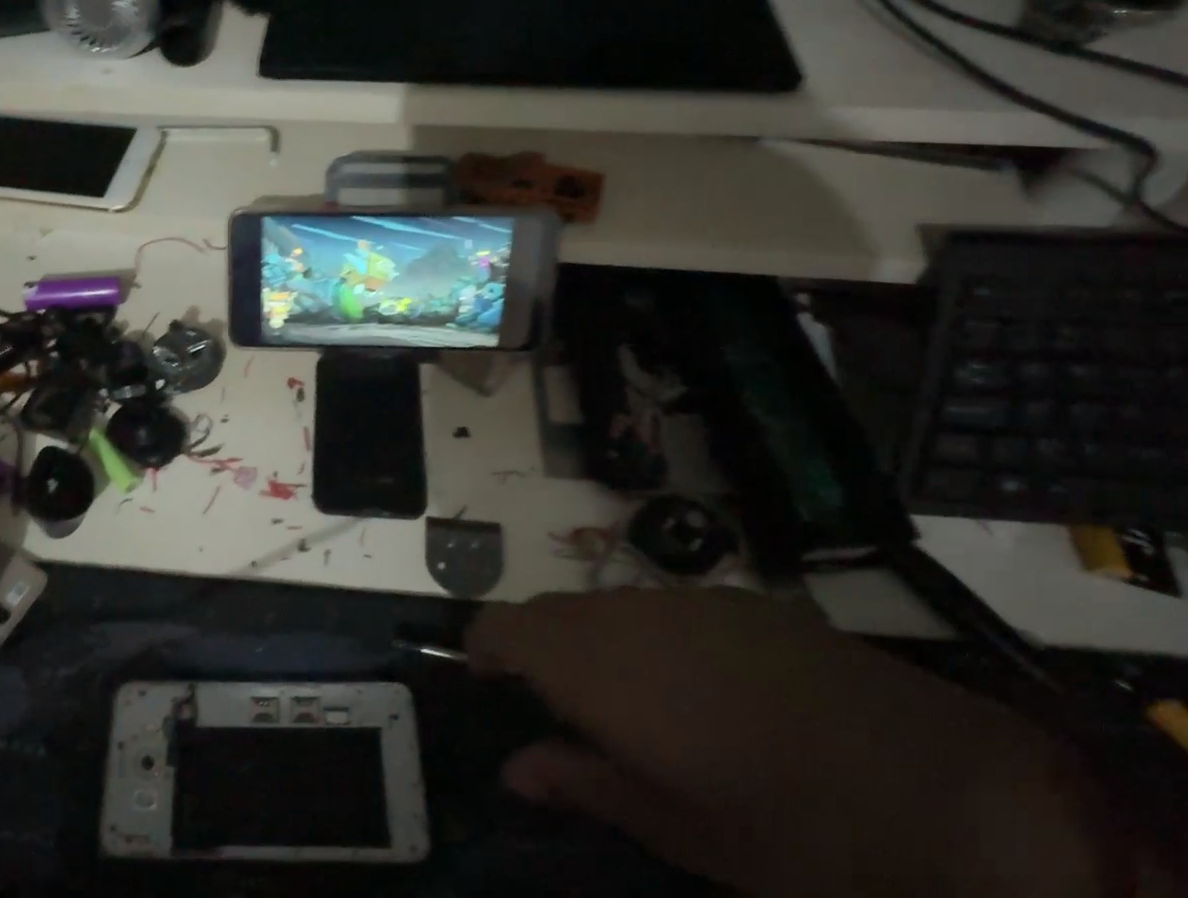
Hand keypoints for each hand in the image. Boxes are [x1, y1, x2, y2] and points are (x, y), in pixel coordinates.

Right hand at [467, 589, 1103, 897]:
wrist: (948, 785)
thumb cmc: (792, 827)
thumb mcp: (677, 828)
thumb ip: (582, 782)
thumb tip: (514, 768)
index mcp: (600, 669)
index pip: (505, 627)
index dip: (482, 650)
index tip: (486, 687)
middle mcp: (631, 617)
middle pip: (550, 610)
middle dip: (534, 649)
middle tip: (557, 713)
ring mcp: (690, 602)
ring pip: (603, 605)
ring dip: (588, 642)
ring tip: (626, 707)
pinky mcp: (743, 602)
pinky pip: (659, 606)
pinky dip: (642, 635)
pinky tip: (693, 688)